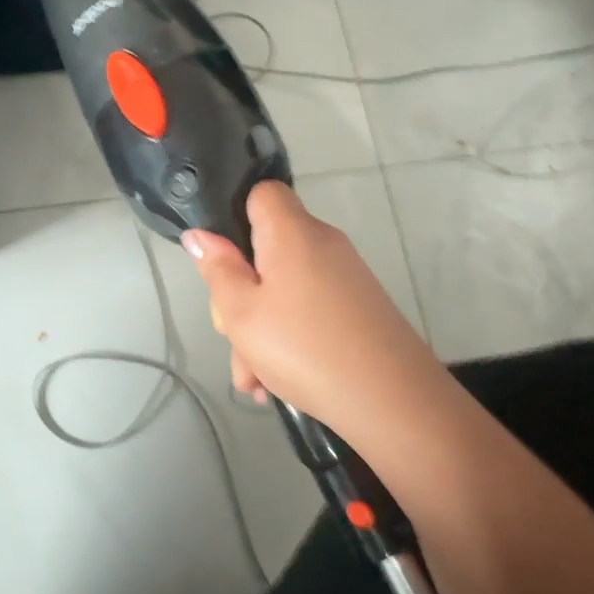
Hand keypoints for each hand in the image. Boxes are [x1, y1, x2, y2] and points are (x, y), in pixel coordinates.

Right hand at [183, 181, 440, 440]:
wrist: (393, 401)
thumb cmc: (305, 349)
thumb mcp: (242, 314)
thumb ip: (218, 271)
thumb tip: (200, 235)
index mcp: (292, 233)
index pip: (262, 192)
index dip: (235, 215)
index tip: (222, 257)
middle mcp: (323, 243)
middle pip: (267, 250)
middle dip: (241, 293)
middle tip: (232, 334)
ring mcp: (345, 276)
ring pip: (283, 289)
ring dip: (261, 329)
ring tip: (253, 380)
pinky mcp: (358, 306)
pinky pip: (308, 309)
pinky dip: (289, 338)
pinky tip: (276, 384)